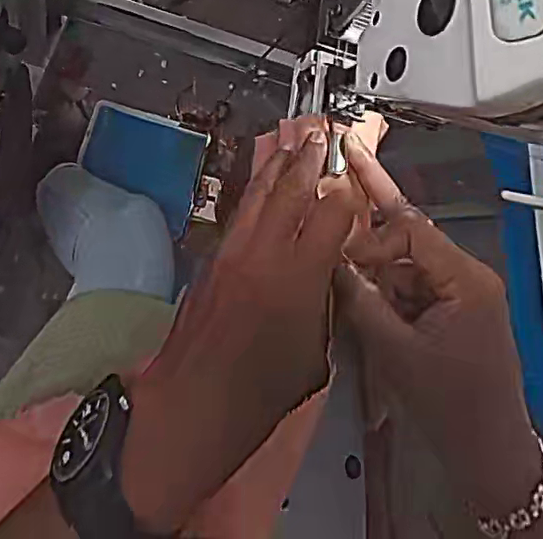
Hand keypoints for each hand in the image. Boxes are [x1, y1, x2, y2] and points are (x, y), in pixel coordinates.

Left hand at [118, 125, 363, 531]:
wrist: (190, 404)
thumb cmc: (259, 394)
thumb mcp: (313, 354)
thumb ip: (323, 304)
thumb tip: (326, 273)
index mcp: (299, 277)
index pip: (332, 214)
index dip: (347, 195)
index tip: (353, 185)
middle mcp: (266, 252)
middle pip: (292, 188)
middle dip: (309, 159)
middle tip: (320, 137)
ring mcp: (234, 249)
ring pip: (260, 192)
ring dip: (278, 165)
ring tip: (292, 145)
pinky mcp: (213, 256)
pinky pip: (241, 211)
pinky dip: (256, 190)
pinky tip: (264, 184)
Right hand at [334, 133, 542, 520]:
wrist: (489, 454)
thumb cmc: (453, 406)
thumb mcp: (398, 352)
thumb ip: (363, 301)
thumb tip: (334, 264)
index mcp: (464, 277)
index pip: (411, 230)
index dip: (371, 238)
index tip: (342, 259)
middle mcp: (465, 272)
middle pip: (410, 229)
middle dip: (374, 202)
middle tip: (352, 152)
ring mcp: (458, 288)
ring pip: (405, 255)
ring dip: (374, 257)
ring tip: (342, 253)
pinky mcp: (449, 305)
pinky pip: (409, 280)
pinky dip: (384, 281)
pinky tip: (360, 284)